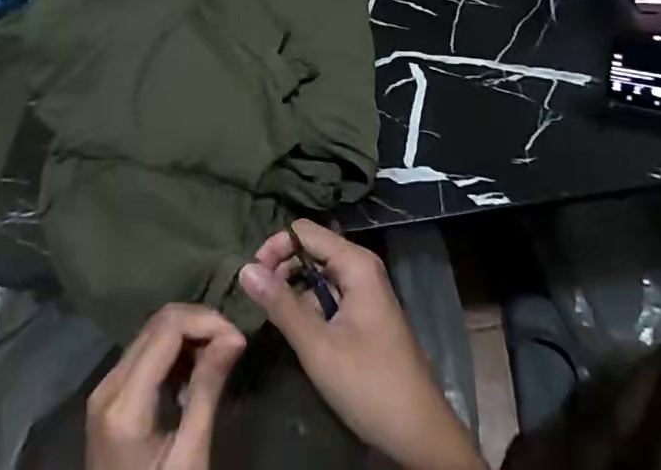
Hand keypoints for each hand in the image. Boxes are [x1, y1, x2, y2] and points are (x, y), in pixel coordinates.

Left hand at [86, 304, 246, 469]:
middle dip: (201, 323)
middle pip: (159, 323)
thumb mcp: (191, 454)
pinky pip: (146, 352)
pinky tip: (195, 373)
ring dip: (190, 334)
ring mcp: (105, 389)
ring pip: (153, 333)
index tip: (239, 340)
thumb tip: (235, 335)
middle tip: (232, 346)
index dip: (208, 321)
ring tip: (218, 359)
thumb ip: (208, 390)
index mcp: (124, 403)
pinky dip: (176, 350)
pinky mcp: (110, 396)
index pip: (169, 327)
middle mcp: (108, 385)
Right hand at [237, 220, 485, 469]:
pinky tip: (293, 329)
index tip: (250, 278)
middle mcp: (361, 268)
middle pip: (311, 250)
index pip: (305, 232)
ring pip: (317, 275)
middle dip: (280, 269)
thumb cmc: (368, 382)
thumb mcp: (317, 345)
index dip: (275, 248)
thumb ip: (281, 304)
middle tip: (256, 301)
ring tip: (269, 316)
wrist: (416, 427)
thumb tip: (245, 268)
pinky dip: (306, 306)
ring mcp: (363, 291)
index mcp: (356, 263)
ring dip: (291, 290)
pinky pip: (327, 296)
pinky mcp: (361, 314)